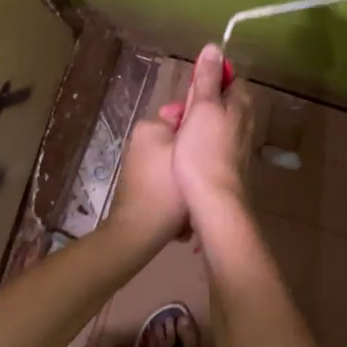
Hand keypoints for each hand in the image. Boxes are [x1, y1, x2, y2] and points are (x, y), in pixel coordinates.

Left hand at [105, 118, 188, 251]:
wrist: (138, 232)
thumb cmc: (166, 190)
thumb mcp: (186, 153)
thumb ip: (192, 129)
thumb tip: (199, 114)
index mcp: (149, 126)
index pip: (183, 116)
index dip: (198, 132)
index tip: (210, 151)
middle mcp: (140, 140)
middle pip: (177, 142)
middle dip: (189, 160)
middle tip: (201, 178)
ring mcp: (136, 162)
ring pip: (172, 162)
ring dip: (183, 178)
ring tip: (192, 197)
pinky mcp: (137, 182)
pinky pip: (163, 178)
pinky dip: (171, 189)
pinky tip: (179, 208)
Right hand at [169, 44, 253, 214]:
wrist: (214, 203)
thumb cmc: (204, 151)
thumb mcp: (201, 107)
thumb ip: (207, 77)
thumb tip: (214, 47)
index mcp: (241, 103)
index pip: (226, 78)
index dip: (204, 81)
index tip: (186, 91)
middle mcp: (245, 121)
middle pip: (216, 101)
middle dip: (191, 105)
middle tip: (171, 115)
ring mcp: (237, 144)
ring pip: (209, 123)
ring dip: (189, 125)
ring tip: (171, 136)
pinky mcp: (228, 164)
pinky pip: (209, 143)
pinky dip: (194, 143)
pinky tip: (181, 155)